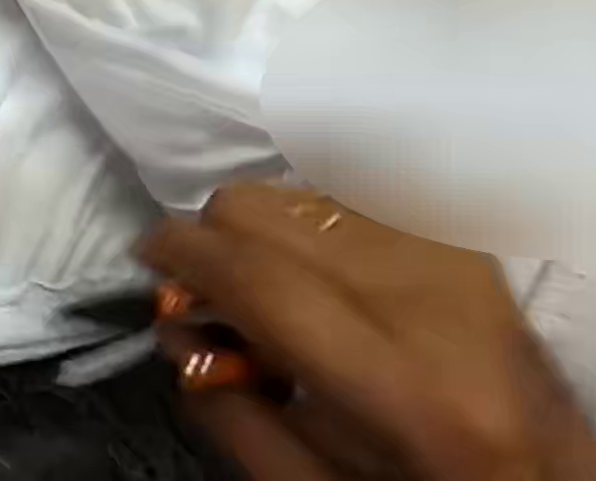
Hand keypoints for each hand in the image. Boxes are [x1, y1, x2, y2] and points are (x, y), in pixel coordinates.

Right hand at [143, 181, 595, 480]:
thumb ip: (226, 406)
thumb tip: (171, 319)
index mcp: (400, 385)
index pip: (254, 274)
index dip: (181, 250)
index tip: (147, 253)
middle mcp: (425, 293)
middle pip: (258, 206)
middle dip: (212, 236)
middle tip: (212, 284)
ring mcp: (443, 248)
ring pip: (285, 188)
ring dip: (255, 229)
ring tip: (272, 282)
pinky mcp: (448, 228)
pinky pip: (328, 190)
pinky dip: (297, 222)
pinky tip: (315, 269)